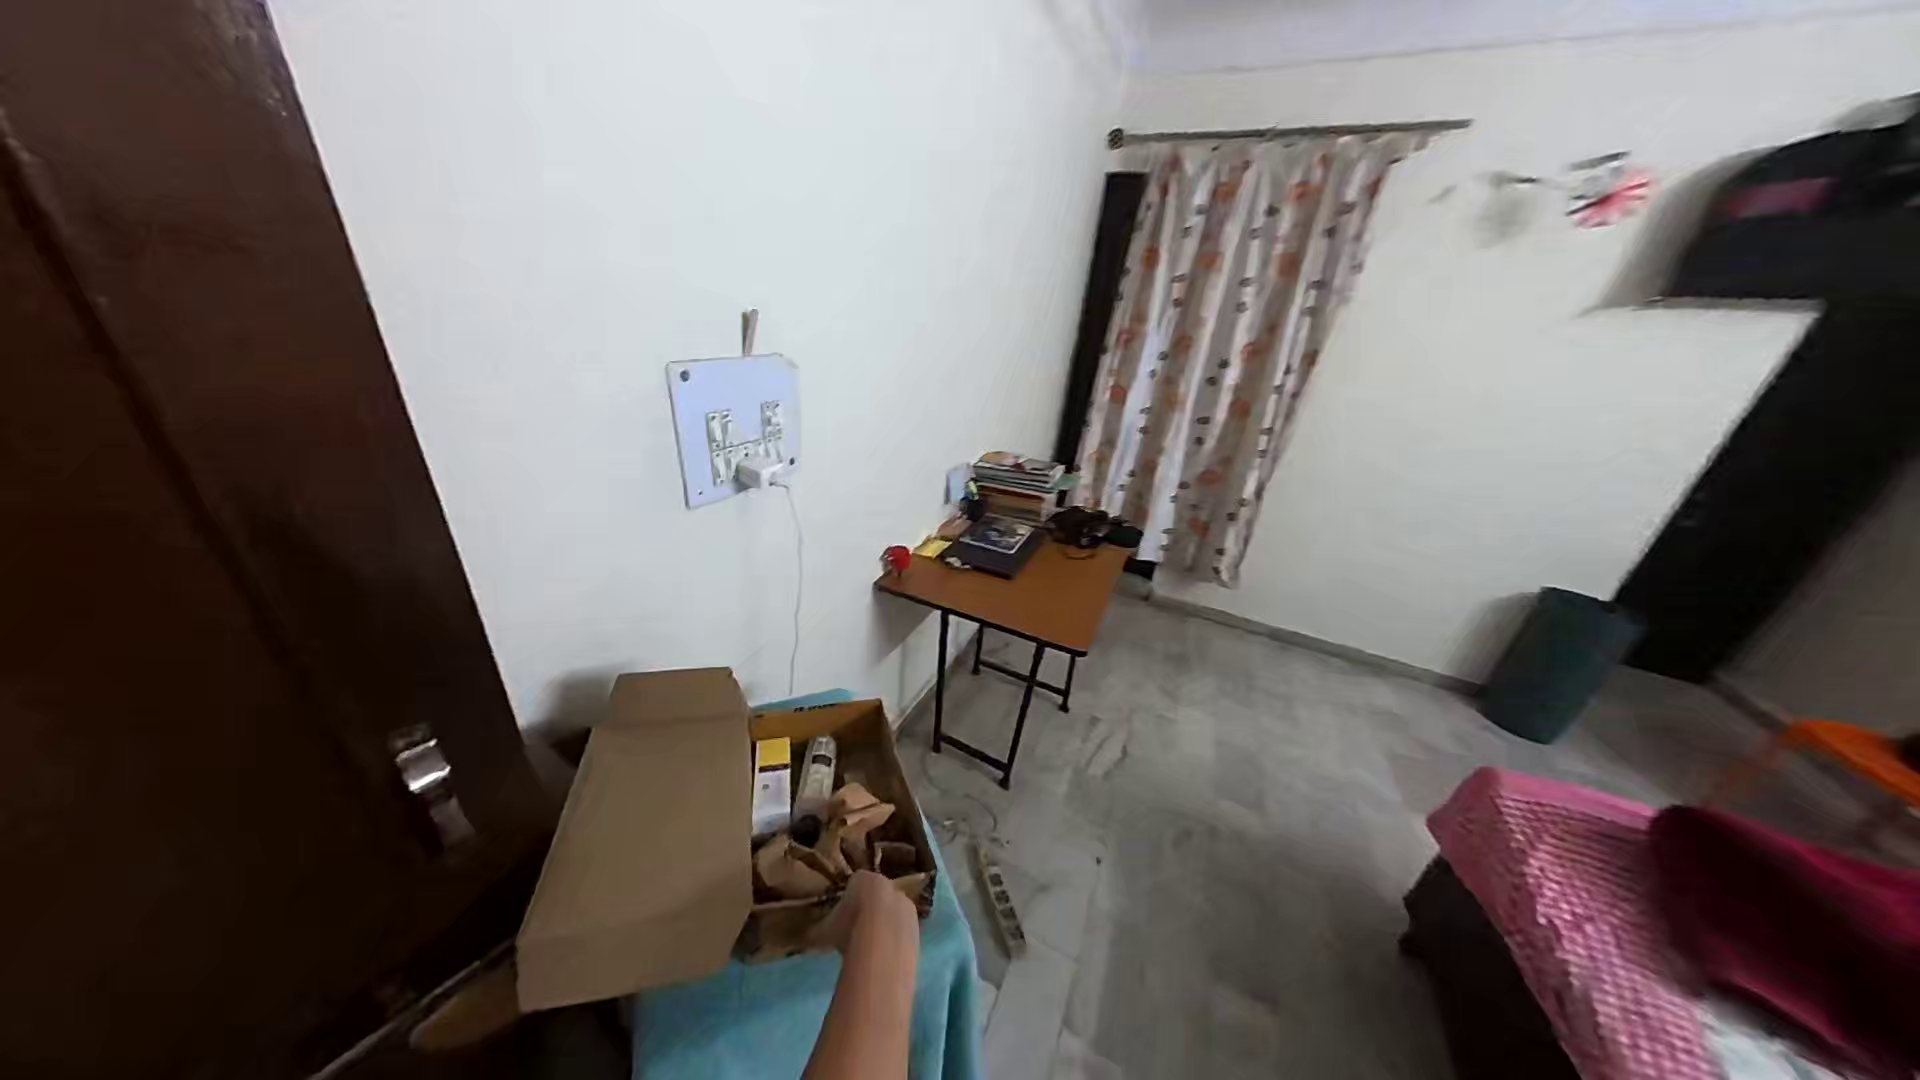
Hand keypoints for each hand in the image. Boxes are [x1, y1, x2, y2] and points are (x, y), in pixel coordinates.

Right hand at [811, 871, 916, 954]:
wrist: (882, 939)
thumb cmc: (848, 927)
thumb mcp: (822, 929)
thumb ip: (817, 930)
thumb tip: (804, 937)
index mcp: (864, 880)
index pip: (856, 884)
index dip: (849, 901)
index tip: (842, 917)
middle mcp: (889, 887)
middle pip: (878, 898)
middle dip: (870, 912)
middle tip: (856, 933)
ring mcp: (906, 907)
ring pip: (894, 915)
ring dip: (885, 928)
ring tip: (871, 949)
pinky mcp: (917, 929)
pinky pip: (903, 934)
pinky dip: (895, 943)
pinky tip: (885, 959)